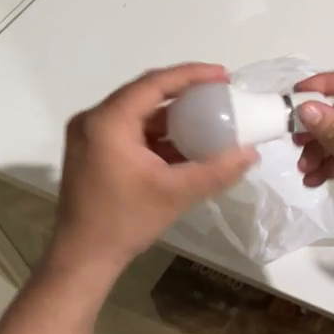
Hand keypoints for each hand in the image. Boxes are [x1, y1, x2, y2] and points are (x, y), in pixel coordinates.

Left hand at [47, 63, 255, 276]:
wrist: (83, 257)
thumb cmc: (124, 221)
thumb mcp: (176, 193)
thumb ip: (216, 170)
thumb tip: (251, 153)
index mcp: (107, 122)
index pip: (153, 84)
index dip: (190, 75)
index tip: (222, 75)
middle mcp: (94, 121)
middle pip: (145, 94)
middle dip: (184, 91)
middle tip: (219, 92)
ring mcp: (91, 137)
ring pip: (139, 113)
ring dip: (173, 114)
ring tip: (208, 114)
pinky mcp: (94, 153)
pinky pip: (132, 131)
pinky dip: (160, 133)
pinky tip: (187, 142)